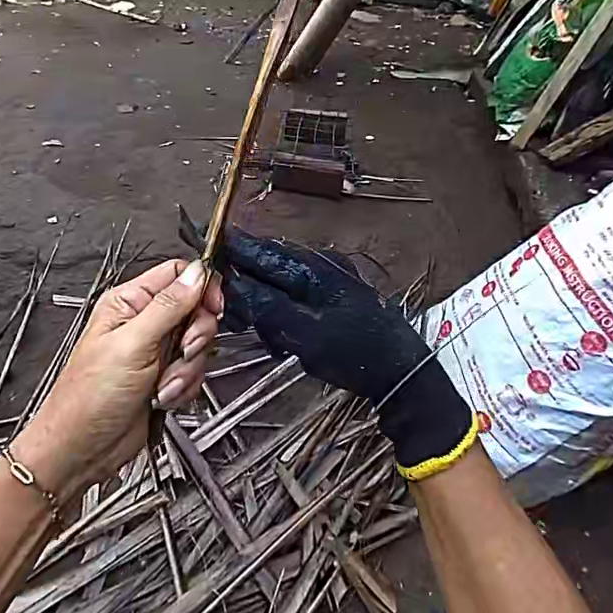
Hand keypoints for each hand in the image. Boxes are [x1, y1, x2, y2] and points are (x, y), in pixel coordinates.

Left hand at [12, 259, 222, 497]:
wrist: (81, 449)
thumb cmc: (88, 397)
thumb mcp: (132, 343)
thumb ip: (169, 306)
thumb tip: (197, 273)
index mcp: (129, 302)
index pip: (178, 275)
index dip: (201, 287)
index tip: (212, 306)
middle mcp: (144, 323)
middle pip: (195, 310)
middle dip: (196, 335)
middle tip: (184, 350)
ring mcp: (156, 351)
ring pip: (198, 344)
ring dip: (186, 369)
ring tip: (162, 383)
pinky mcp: (165, 376)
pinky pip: (194, 372)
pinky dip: (184, 387)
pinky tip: (162, 397)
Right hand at [219, 227, 476, 479]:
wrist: (402, 372)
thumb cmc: (355, 353)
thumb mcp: (304, 333)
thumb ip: (267, 307)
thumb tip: (233, 286)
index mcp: (312, 269)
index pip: (263, 253)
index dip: (235, 249)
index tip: (209, 241)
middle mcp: (321, 267)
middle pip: (271, 265)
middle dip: (246, 281)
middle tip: (224, 300)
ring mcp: (330, 282)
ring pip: (282, 282)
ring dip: (265, 301)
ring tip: (258, 328)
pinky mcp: (336, 299)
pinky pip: (297, 296)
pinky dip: (283, 311)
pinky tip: (282, 336)